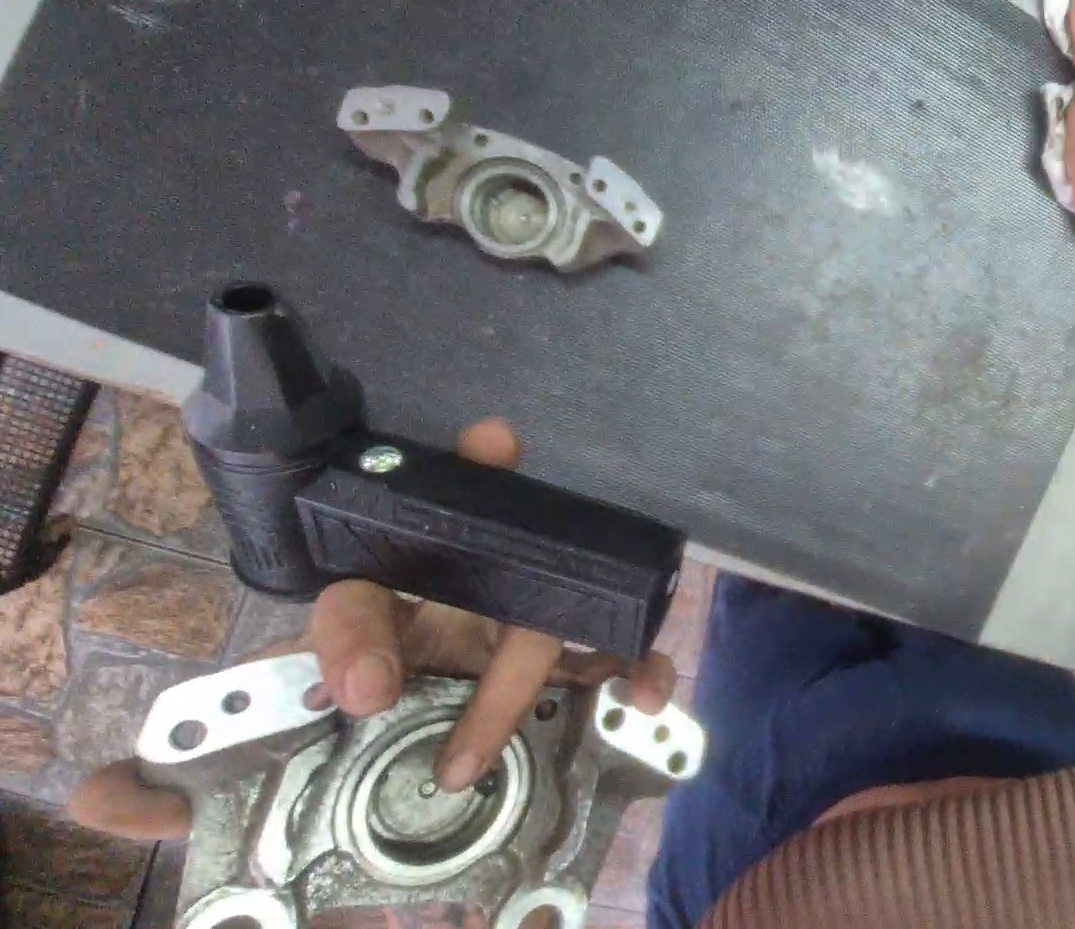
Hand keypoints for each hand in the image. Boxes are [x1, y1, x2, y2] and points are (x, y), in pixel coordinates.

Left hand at [68, 417, 677, 841]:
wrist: (419, 760)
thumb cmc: (345, 739)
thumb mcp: (270, 760)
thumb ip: (196, 779)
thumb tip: (106, 792)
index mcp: (379, 623)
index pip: (359, 606)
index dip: (360, 642)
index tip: (364, 696)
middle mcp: (461, 612)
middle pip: (501, 605)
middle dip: (499, 676)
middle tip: (468, 762)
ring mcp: (525, 635)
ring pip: (577, 621)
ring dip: (605, 653)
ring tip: (619, 691)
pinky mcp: (575, 666)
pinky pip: (620, 655)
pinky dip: (641, 671)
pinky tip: (646, 698)